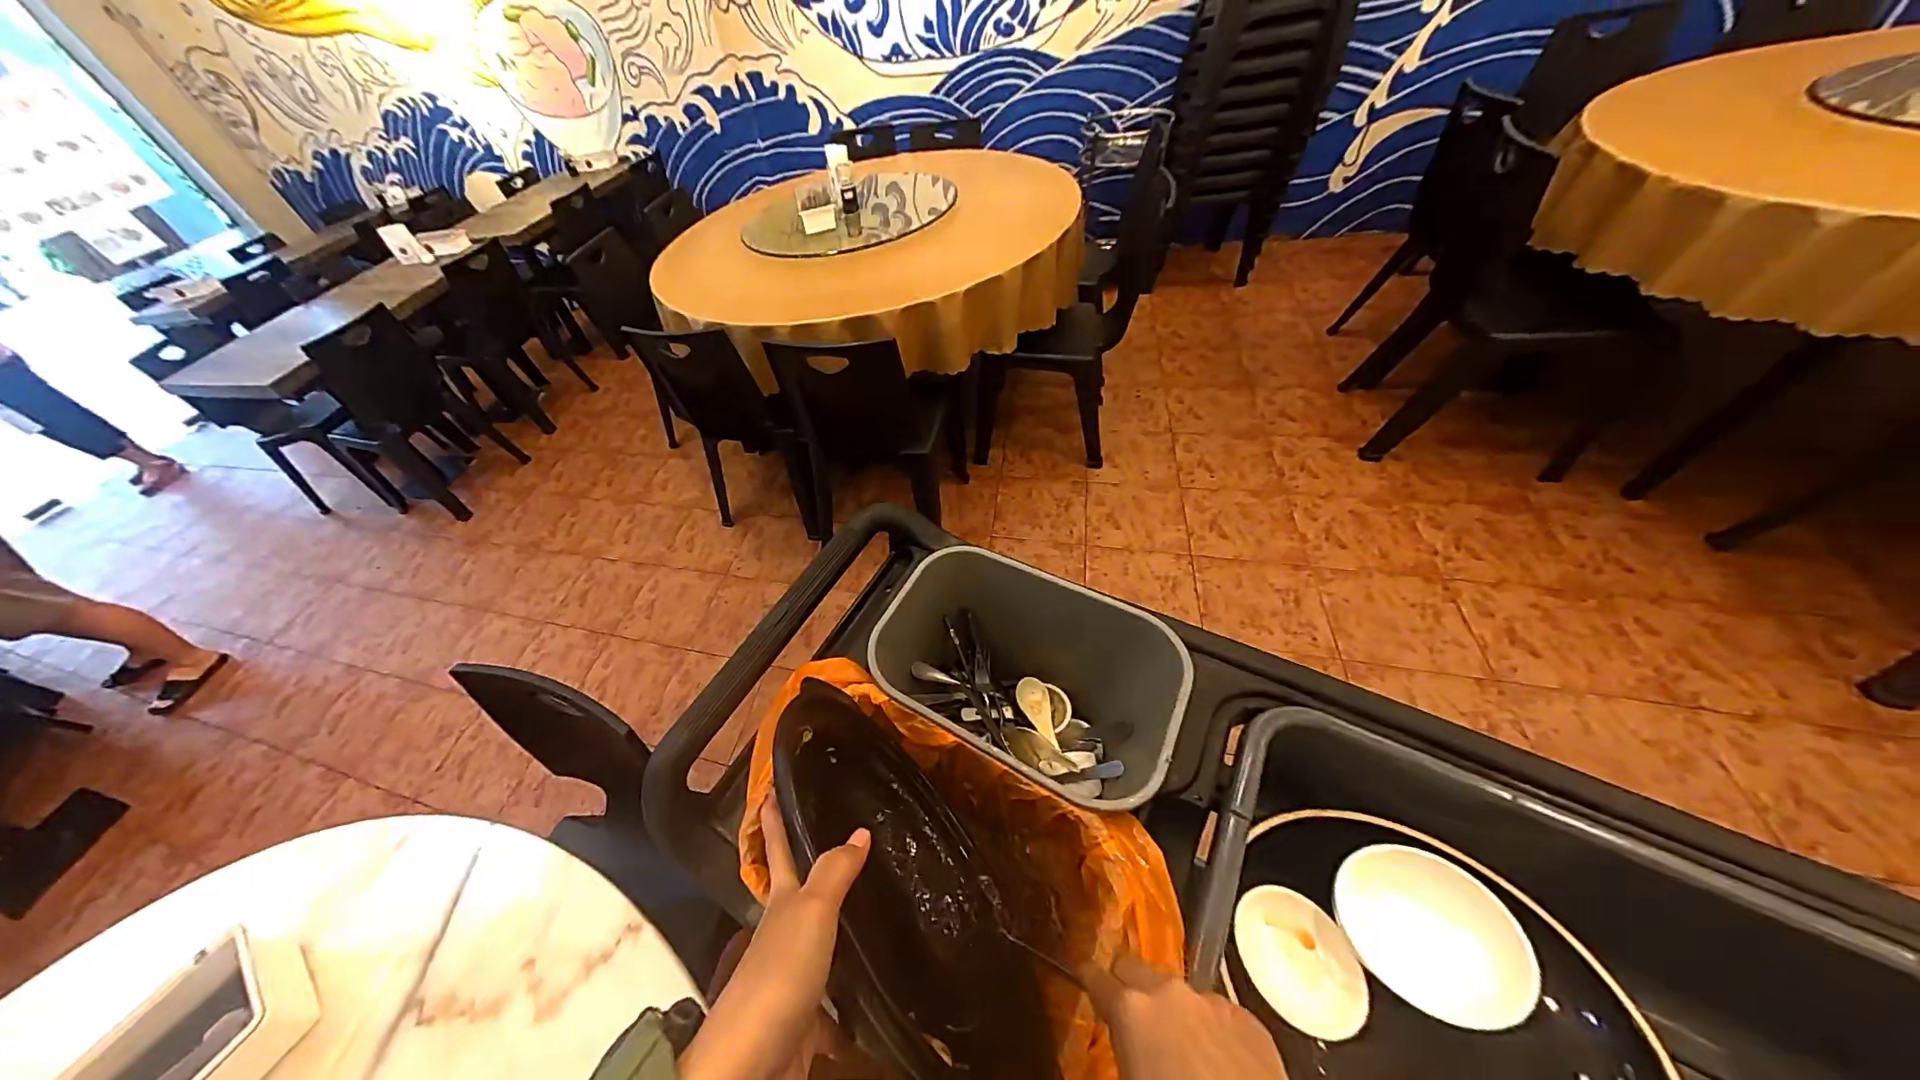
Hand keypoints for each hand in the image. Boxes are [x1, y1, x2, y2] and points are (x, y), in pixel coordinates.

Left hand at [678, 797, 870, 1079]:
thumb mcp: (809, 913)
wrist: (752, 1063)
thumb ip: (834, 873)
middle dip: (811, 863)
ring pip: (822, 934)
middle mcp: (785, 931)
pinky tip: (880, 979)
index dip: (774, 818)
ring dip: (840, 917)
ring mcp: (796, 972)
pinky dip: (858, 985)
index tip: (769, 789)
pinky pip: (841, 990)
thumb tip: (859, 830)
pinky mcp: (811, 1011)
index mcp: (781, 901)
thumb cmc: (777, 975)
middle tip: (840, 834)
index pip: (779, 847)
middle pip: (799, 888)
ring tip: (872, 897)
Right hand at [1082, 952, 1286, 1079]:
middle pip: (1134, 967)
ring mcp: (1212, 1002)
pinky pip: (1217, 1013)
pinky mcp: (1249, 1021)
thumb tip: (1124, 1050)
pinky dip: (1209, 1030)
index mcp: (1131, 1009)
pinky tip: (1217, 1063)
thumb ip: (1120, 1055)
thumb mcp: (1129, 1079)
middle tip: (1128, 1016)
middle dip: (1126, 984)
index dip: (1086, 979)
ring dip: (1170, 1009)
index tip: (1082, 980)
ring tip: (1177, 1047)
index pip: (1094, 976)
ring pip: (1178, 991)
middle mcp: (1168, 992)